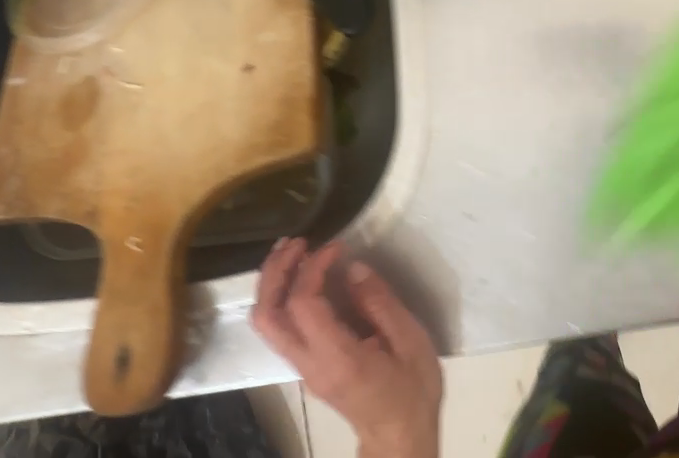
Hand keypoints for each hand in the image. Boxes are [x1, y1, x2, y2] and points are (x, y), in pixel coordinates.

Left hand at [251, 239, 442, 457]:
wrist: (400, 439)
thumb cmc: (412, 391)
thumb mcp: (411, 342)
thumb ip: (380, 303)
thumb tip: (352, 269)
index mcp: (337, 358)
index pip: (302, 305)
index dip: (311, 267)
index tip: (336, 247)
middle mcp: (310, 364)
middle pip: (268, 315)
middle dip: (275, 271)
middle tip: (298, 241)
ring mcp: (302, 369)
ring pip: (266, 323)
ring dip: (273, 282)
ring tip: (292, 251)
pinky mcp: (305, 367)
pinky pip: (278, 328)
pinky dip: (280, 296)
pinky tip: (300, 276)